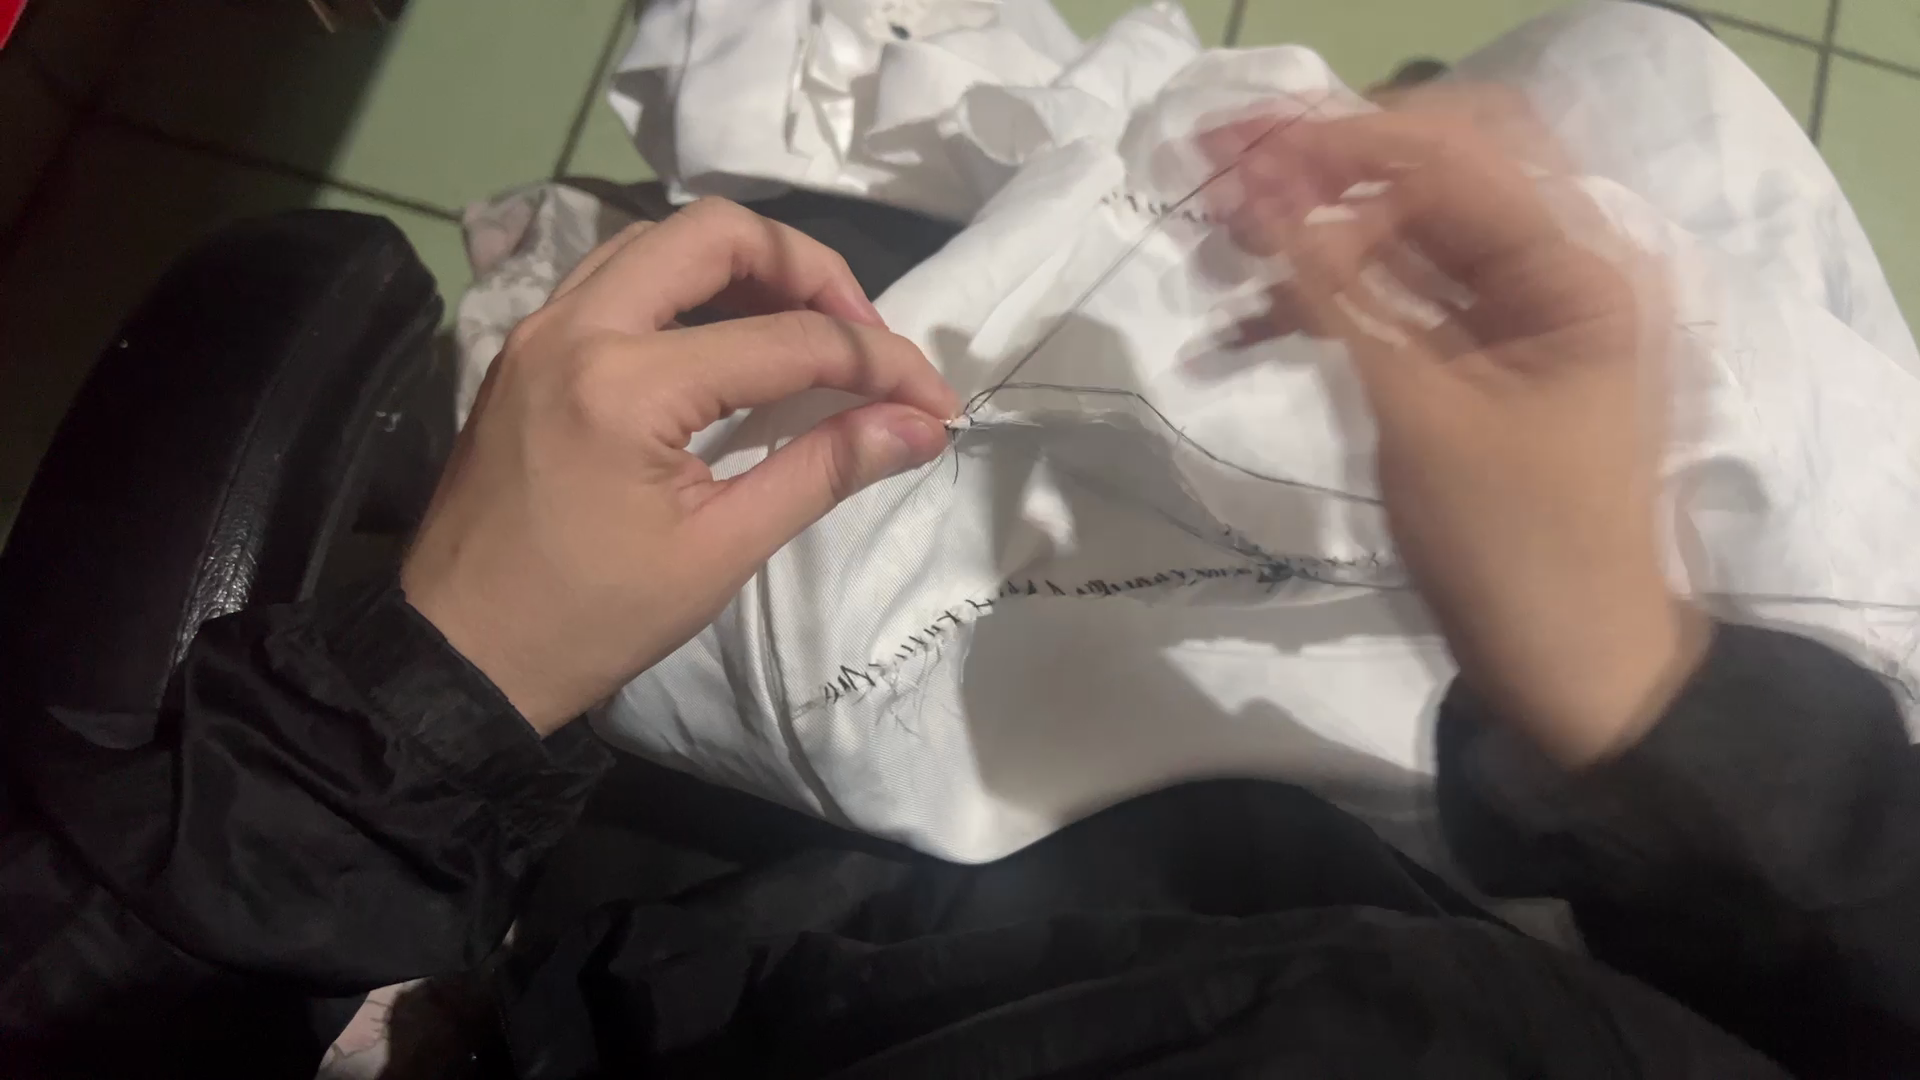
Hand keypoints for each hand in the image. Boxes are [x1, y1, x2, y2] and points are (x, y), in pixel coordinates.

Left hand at [401, 198, 958, 733]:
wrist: (462, 655)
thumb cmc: (597, 619)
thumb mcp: (724, 551)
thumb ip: (825, 472)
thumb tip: (918, 427)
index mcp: (628, 385)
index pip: (789, 341)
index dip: (880, 363)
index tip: (933, 399)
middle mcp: (577, 326)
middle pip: (717, 232)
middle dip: (814, 273)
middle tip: (864, 337)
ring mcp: (544, 328)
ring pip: (666, 242)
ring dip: (754, 269)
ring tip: (811, 331)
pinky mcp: (533, 348)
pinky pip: (629, 279)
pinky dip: (699, 290)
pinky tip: (733, 341)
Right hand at [1202, 100, 1707, 764]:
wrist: (1560, 658)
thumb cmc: (1508, 547)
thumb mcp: (1419, 415)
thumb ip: (1338, 298)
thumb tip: (1262, 197)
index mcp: (1576, 265)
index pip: (1447, 153)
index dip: (1333, 139)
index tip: (1225, 147)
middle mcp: (1547, 268)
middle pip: (1420, 180)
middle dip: (1312, 176)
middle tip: (1210, 187)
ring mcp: (1504, 315)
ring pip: (1391, 241)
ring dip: (1301, 245)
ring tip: (1211, 266)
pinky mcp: (1462, 360)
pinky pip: (1381, 306)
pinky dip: (1312, 310)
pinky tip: (1237, 333)